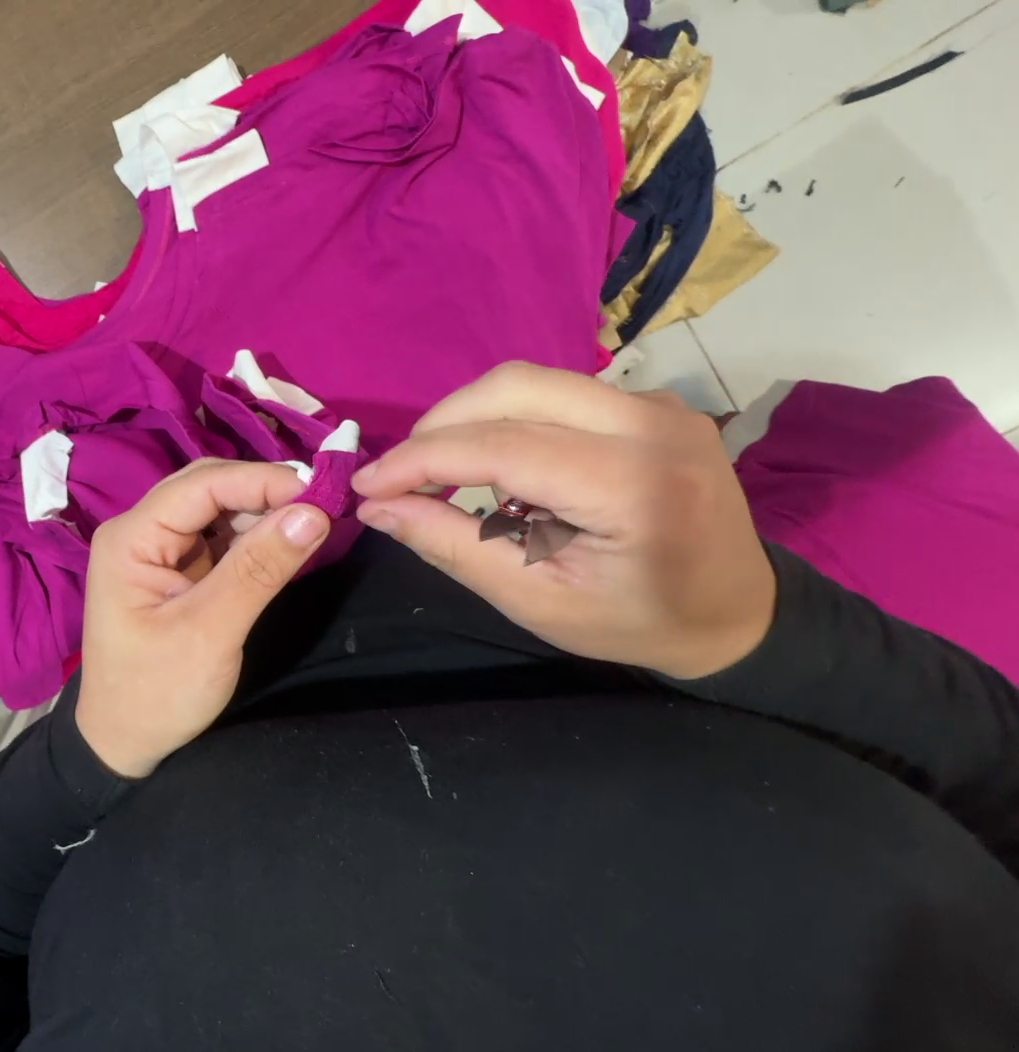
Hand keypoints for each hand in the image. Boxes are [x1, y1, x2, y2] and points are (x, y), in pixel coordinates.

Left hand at [76, 460, 331, 777]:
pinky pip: (219, 538)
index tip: (322, 491)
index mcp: (130, 539)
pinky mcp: (176, 571)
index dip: (262, 480)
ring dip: (263, 512)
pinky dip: (254, 537)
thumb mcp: (209, 632)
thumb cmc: (156, 692)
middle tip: (325, 505)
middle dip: (264, 491)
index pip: (201, 485)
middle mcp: (139, 533)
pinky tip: (287, 543)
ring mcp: (157, 551)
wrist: (122, 741)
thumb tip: (313, 512)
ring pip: (216, 510)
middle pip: (207, 488)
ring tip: (314, 522)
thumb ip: (258, 570)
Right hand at [352, 362, 775, 679]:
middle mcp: (651, 424)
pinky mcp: (651, 404)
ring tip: (438, 470)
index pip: (499, 446)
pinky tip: (494, 465)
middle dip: (439, 427)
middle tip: (400, 476)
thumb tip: (375, 508)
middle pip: (512, 388)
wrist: (739, 615)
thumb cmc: (634, 620)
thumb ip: (451, 544)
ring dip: (468, 419)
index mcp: (631, 485)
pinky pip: (555, 392)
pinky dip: (504, 419)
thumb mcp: (533, 599)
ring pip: (530, 381)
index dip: (418, 461)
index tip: (364, 486)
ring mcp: (657, 406)